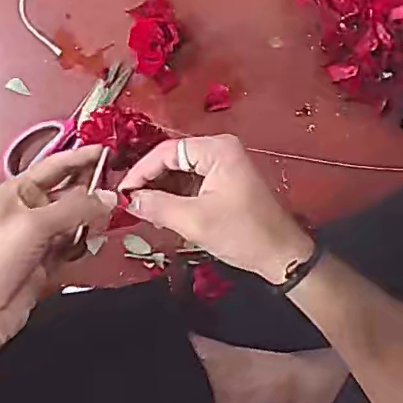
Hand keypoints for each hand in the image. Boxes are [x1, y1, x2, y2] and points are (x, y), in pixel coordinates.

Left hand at [0, 145, 116, 341]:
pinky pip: (75, 246)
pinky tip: (97, 242)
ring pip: (77, 220)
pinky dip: (87, 244)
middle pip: (70, 193)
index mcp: (17, 192)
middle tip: (122, 187)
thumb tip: (110, 197)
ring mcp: (39, 238)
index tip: (109, 150)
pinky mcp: (48, 263)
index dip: (82, 156)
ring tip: (113, 217)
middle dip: (94, 190)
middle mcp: (29, 211)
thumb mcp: (34, 224)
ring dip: (93, 219)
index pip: (56, 166)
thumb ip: (76, 207)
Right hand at [119, 135, 314, 281]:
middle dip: (150, 180)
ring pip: (181, 170)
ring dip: (162, 189)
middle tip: (127, 203)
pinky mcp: (226, 180)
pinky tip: (161, 212)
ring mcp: (225, 164)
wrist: (281, 253)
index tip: (121, 193)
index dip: (141, 171)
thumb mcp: (194, 221)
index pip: (167, 151)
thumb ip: (157, 206)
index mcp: (217, 149)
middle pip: (173, 158)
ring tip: (141, 210)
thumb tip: (126, 199)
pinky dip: (176, 195)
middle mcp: (221, 149)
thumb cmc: (242, 233)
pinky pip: (193, 180)